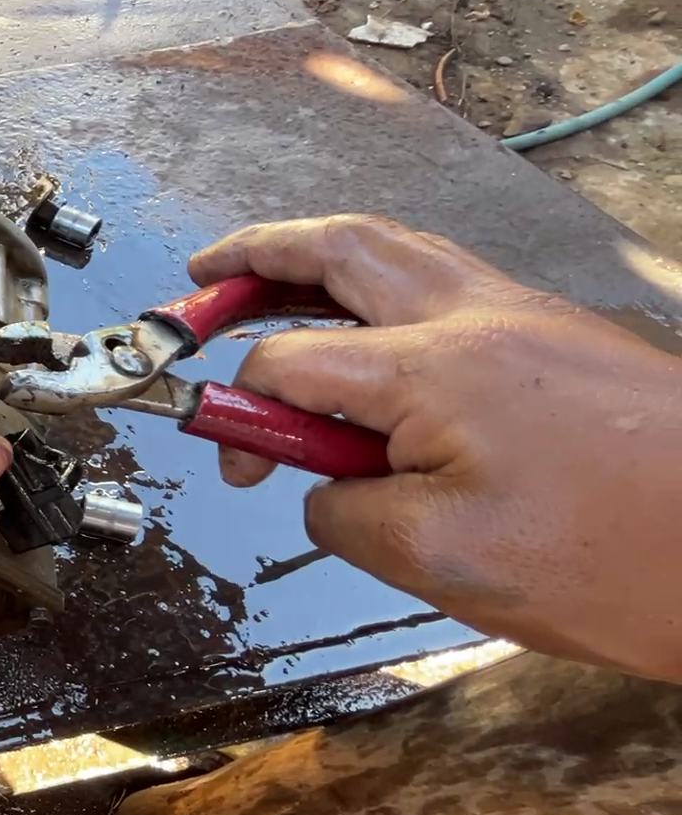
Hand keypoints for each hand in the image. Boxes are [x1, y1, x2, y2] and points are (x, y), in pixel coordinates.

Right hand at [191, 215, 681, 681]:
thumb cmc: (612, 564)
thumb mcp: (427, 554)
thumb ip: (334, 506)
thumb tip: (321, 478)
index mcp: (435, 366)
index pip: (286, 364)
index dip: (241, 413)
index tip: (240, 468)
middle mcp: (478, 317)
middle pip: (343, 249)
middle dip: (257, 254)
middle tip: (201, 274)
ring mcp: (526, 318)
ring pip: (396, 253)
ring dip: (314, 260)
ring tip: (260, 278)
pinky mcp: (555, 339)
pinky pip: (438, 286)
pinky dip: (370, 289)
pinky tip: (350, 323)